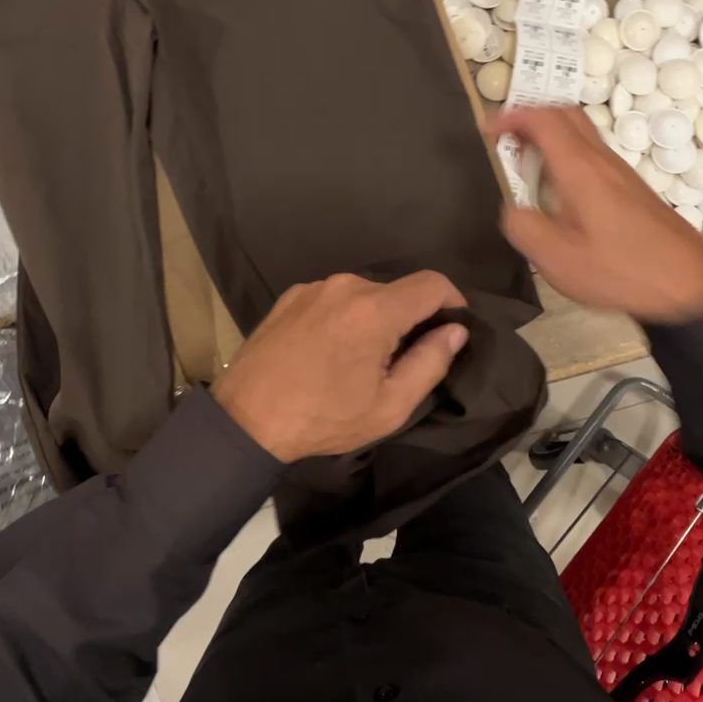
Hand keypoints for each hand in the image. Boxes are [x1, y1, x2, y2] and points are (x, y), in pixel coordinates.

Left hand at [212, 271, 469, 462]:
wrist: (246, 418)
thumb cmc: (324, 417)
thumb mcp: (390, 405)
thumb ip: (431, 362)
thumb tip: (456, 330)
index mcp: (375, 309)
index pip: (432, 283)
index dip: (453, 301)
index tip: (455, 326)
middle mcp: (345, 285)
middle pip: (396, 290)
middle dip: (409, 318)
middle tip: (403, 358)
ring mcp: (314, 287)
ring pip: (363, 294)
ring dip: (374, 318)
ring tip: (361, 358)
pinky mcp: (290, 296)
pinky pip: (333, 298)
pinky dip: (344, 317)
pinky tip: (329, 350)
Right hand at [490, 107, 702, 324]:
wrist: (688, 285)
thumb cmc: (620, 270)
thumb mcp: (557, 259)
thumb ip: (523, 227)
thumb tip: (511, 209)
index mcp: (580, 169)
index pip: (543, 119)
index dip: (511, 115)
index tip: (487, 129)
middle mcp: (602, 161)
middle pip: (566, 114)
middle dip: (530, 116)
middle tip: (505, 138)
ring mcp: (620, 173)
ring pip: (581, 133)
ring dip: (549, 136)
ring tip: (525, 165)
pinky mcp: (631, 189)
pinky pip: (592, 154)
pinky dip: (566, 155)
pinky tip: (557, 190)